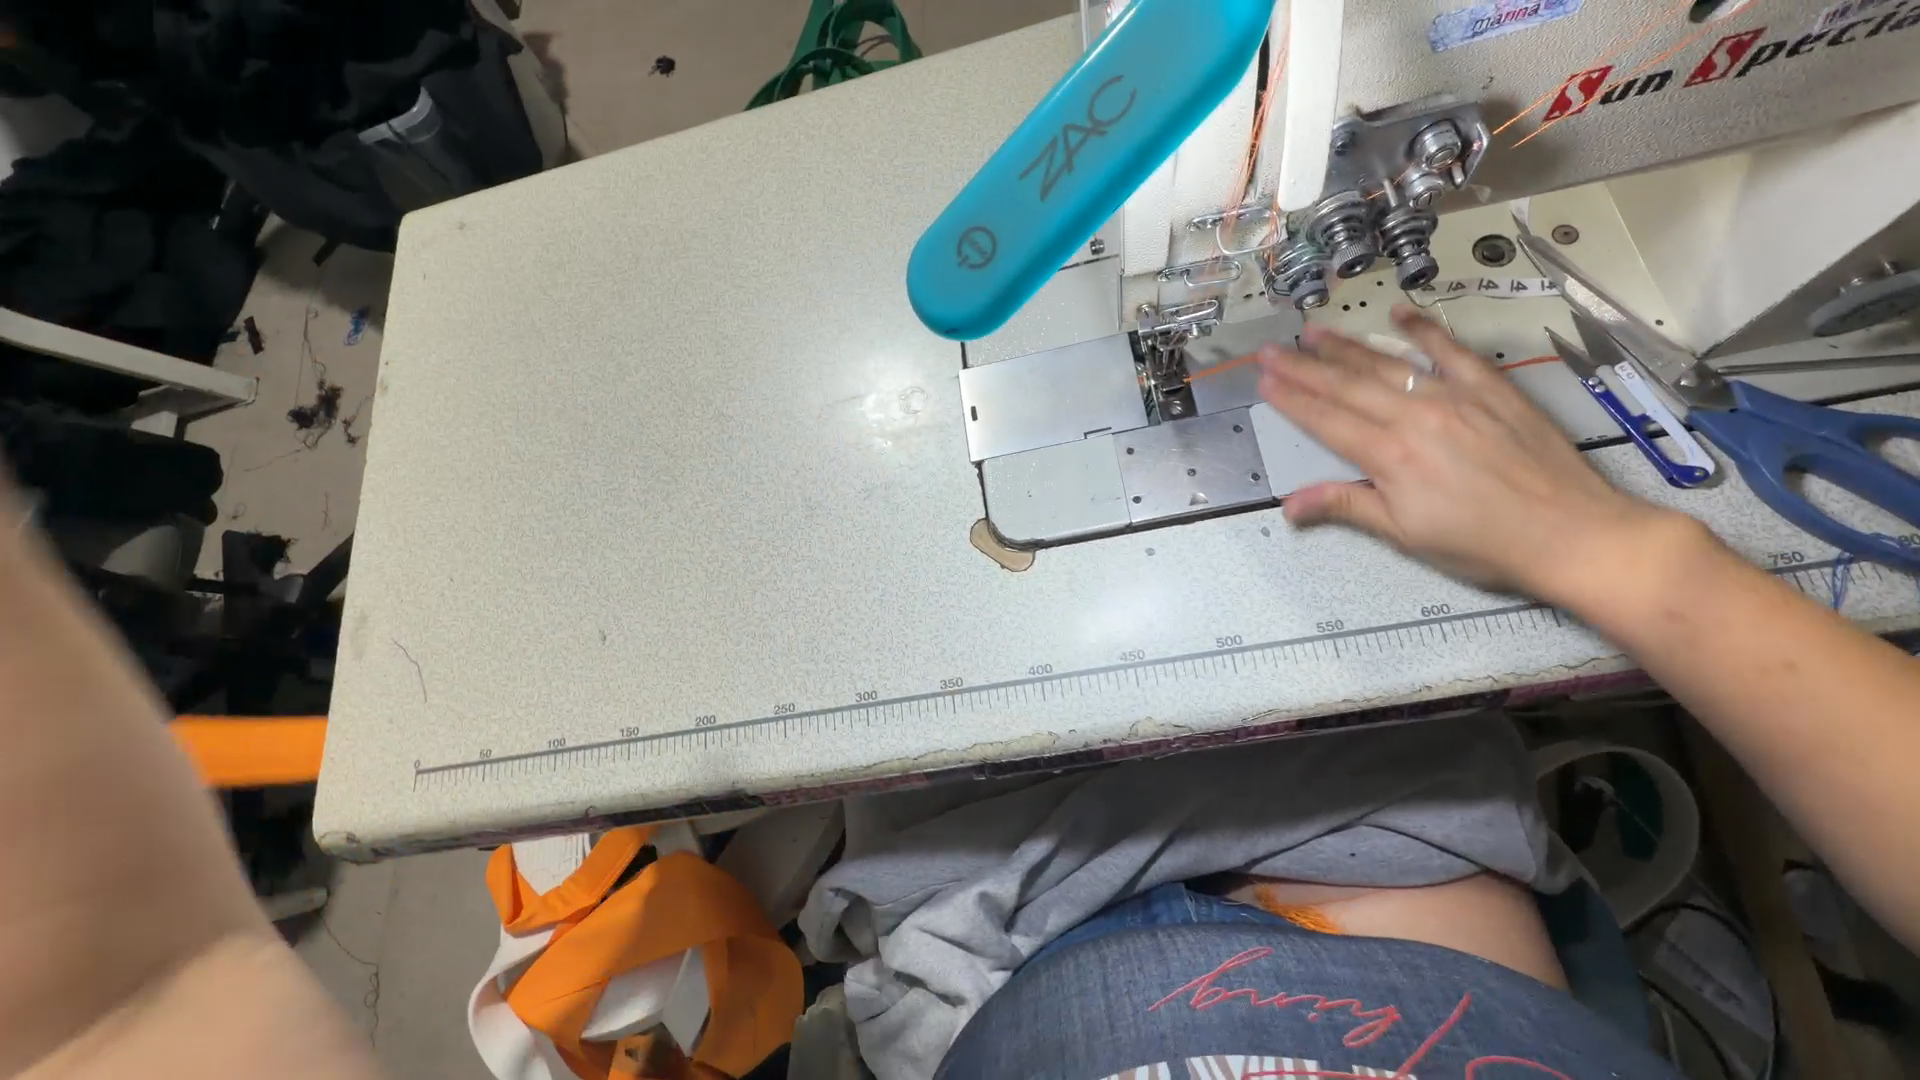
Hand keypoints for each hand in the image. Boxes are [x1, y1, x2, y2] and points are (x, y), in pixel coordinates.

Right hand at [1256, 306, 1681, 600]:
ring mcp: (1455, 396)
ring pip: (1387, 364)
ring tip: (1313, 332)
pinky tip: (1399, 314)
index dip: (1292, 400)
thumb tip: (1290, 505)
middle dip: (1303, 368)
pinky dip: (1424, 329)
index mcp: (1391, 456)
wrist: (1570, 532)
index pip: (1327, 420)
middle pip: (1347, 386)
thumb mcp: (1404, 534)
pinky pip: (1451, 349)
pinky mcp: (1491, 388)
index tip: (1265, 381)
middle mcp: (1416, 417)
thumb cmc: (1483, 543)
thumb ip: (1346, 507)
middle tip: (1271, 350)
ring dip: (1345, 347)